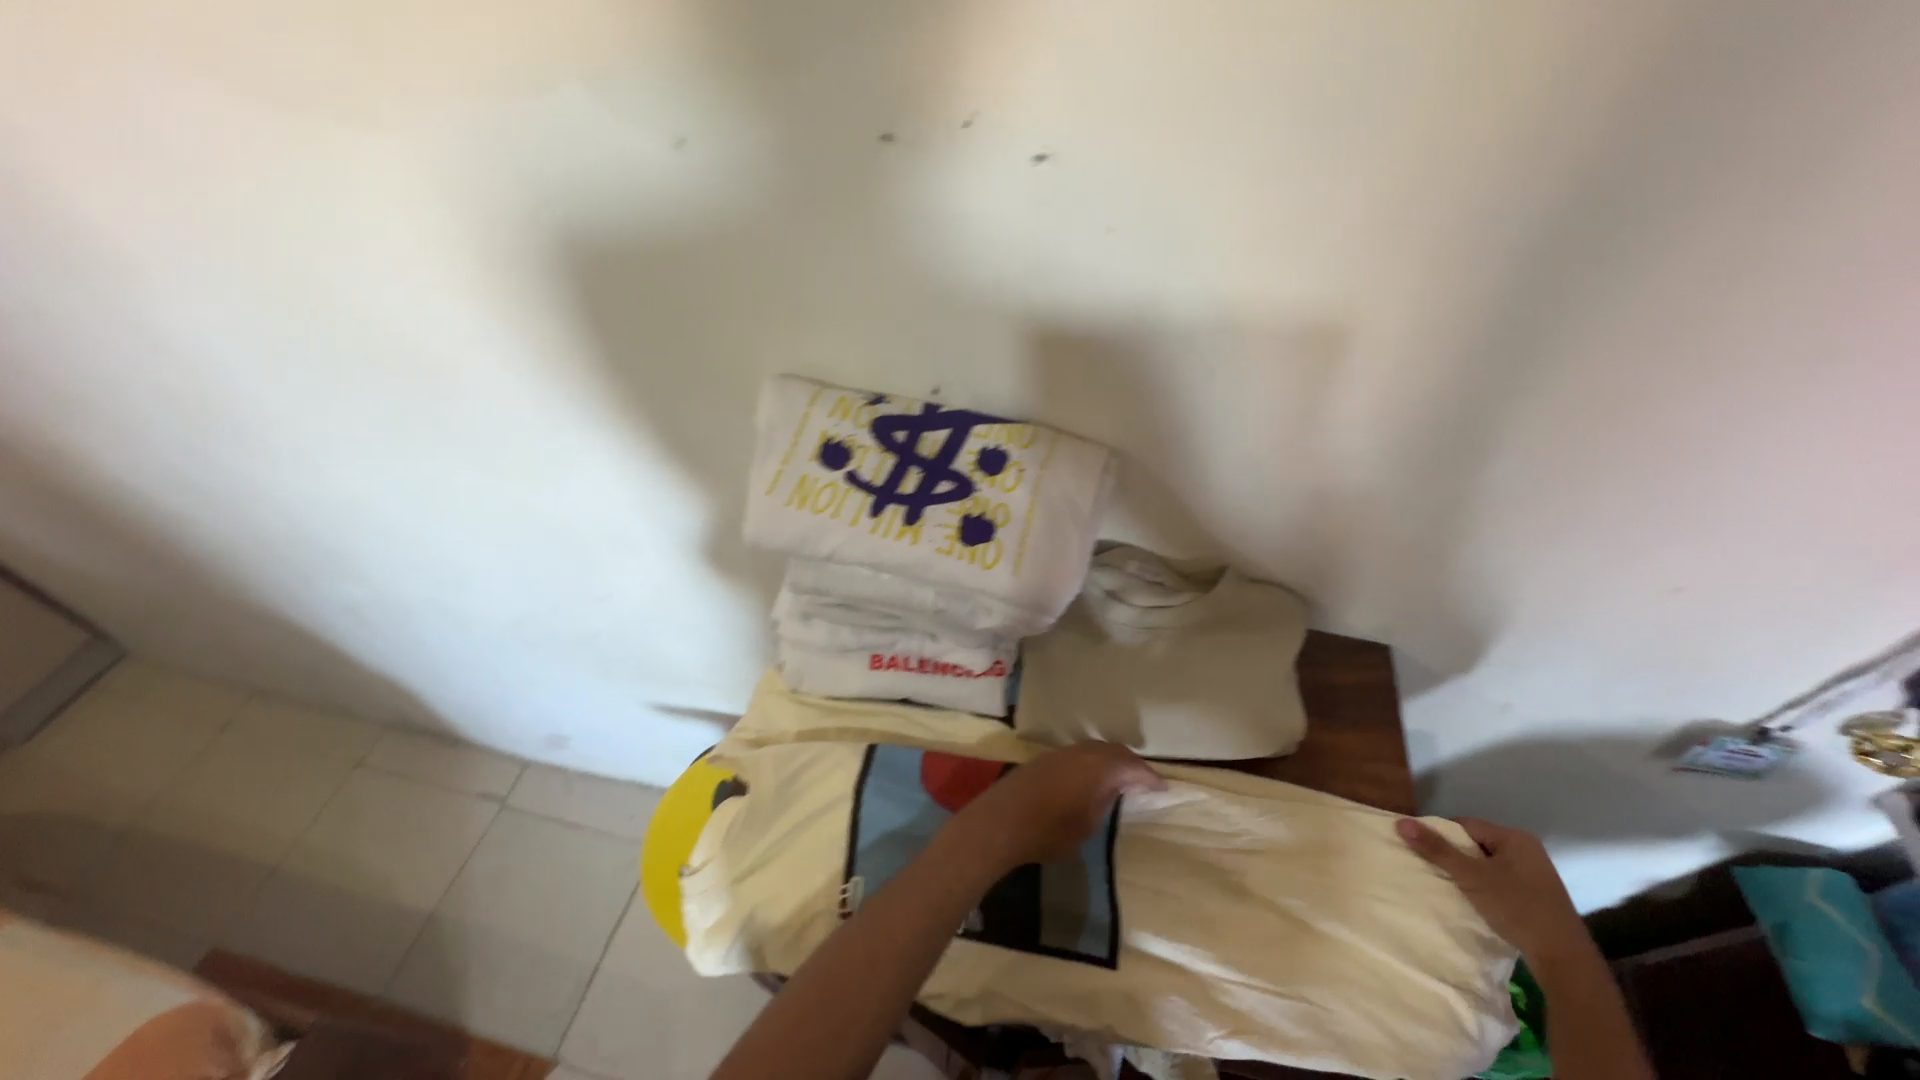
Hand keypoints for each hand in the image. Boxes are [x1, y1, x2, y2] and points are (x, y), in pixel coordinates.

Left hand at [955, 743, 1165, 868]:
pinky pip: (1077, 755)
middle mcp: (1081, 752)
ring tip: (1118, 778)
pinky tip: (1089, 778)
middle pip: (1113, 751)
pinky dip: (1090, 763)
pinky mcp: (1043, 760)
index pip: (1132, 766)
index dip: (1150, 777)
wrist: (1000, 822)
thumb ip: (1103, 801)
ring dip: (1109, 761)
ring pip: (1093, 750)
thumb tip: (1111, 789)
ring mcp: (1060, 754)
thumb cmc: (1049, 830)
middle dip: (1130, 764)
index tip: (1163, 788)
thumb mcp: (1087, 824)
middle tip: (1143, 780)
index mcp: (1098, 766)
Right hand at [1396, 817, 1591, 965]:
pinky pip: (1501, 878)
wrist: (1561, 955)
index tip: (1422, 852)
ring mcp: (1534, 872)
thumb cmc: (1516, 907)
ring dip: (1469, 872)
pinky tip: (1475, 899)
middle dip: (1454, 855)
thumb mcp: (1471, 877)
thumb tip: (1402, 822)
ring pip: (1488, 863)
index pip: (1465, 824)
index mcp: (1514, 837)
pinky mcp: (1536, 893)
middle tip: (1433, 870)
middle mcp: (1527, 849)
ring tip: (1450, 885)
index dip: (1441, 835)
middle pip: (1477, 842)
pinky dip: (1485, 885)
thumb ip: (1437, 849)